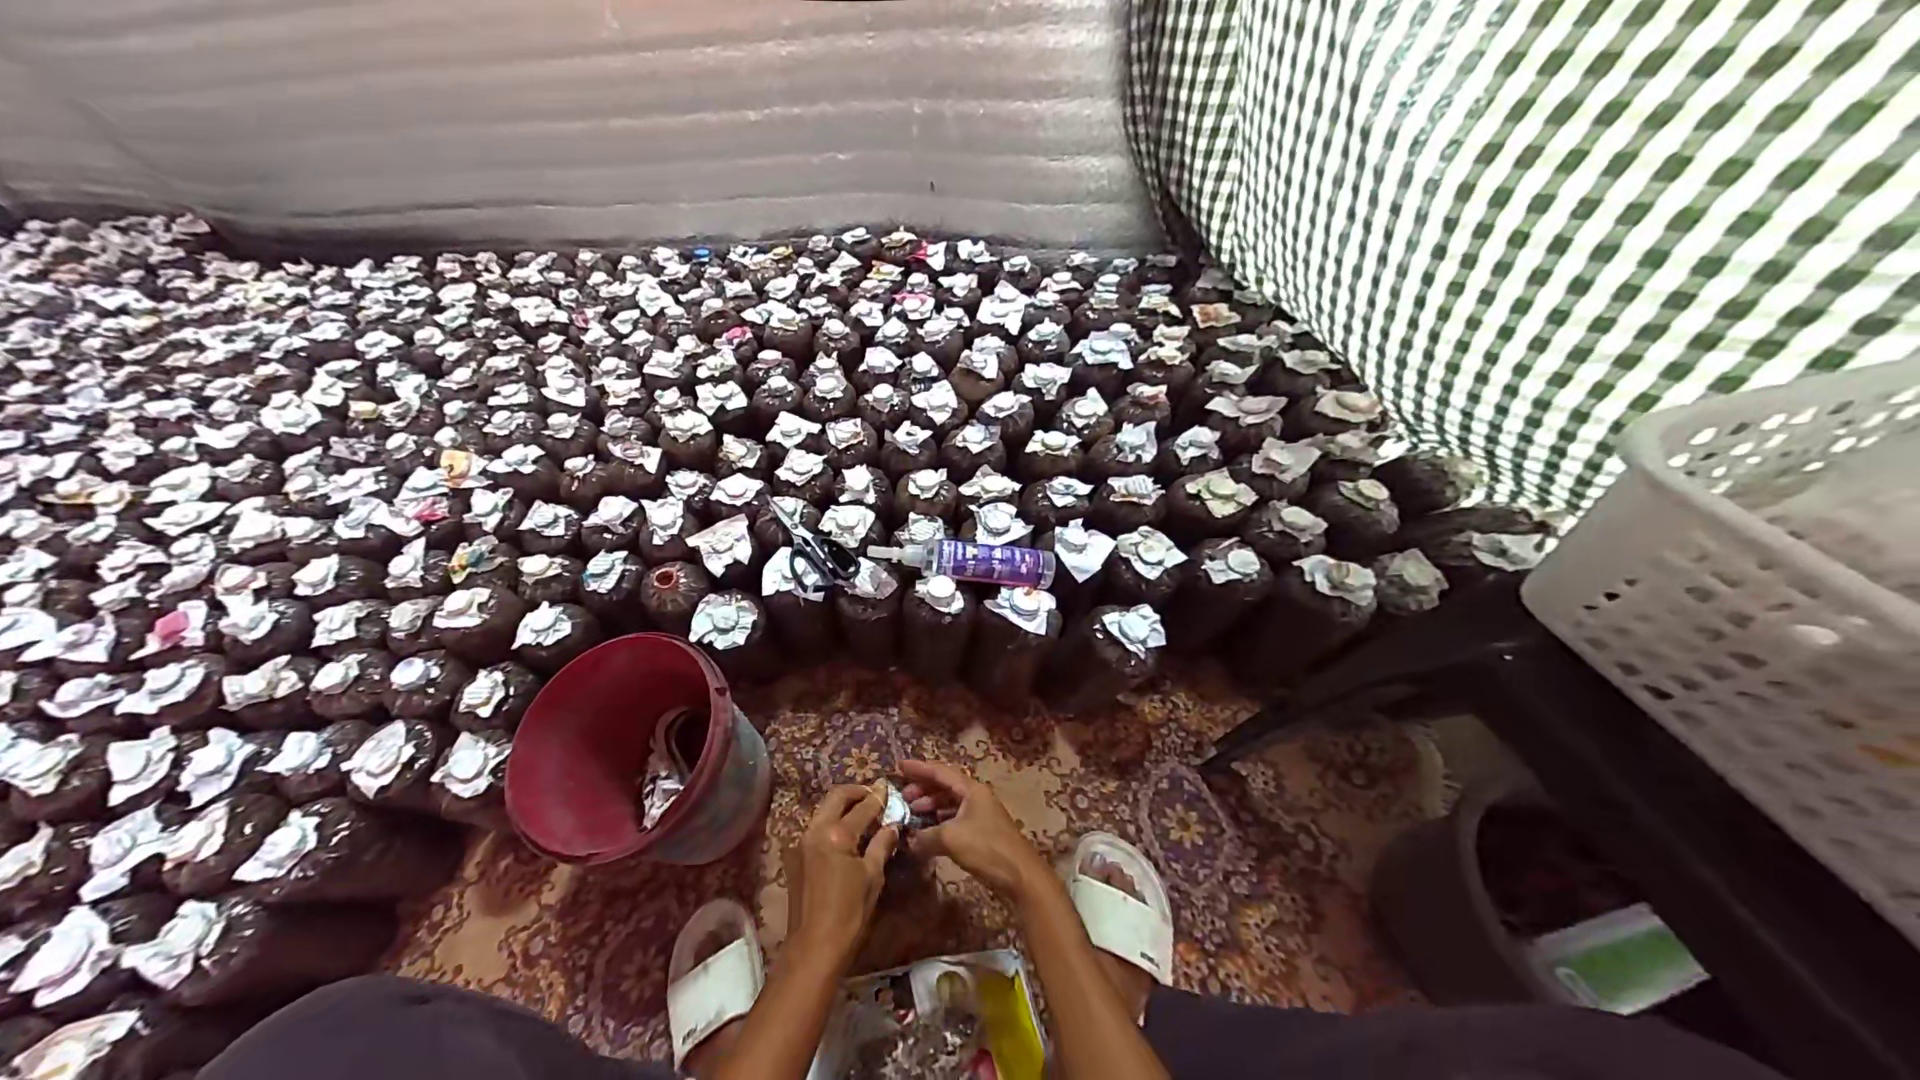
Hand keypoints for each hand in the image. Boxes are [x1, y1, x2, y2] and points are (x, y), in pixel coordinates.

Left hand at [786, 785, 897, 969]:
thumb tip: (892, 824)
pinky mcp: (796, 855)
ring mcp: (802, 841)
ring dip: (843, 806)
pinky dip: (833, 821)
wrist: (814, 946)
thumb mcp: (872, 876)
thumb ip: (882, 844)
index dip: (878, 797)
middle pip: (836, 797)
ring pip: (824, 810)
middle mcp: (815, 830)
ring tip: (864, 813)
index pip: (862, 806)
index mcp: (836, 834)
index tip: (888, 788)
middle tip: (874, 796)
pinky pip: (817, 827)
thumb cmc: (849, 913)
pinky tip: (848, 833)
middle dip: (856, 793)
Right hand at [899, 760, 1048, 898]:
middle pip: (945, 786)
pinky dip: (939, 822)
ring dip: (930, 806)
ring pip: (950, 803)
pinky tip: (927, 831)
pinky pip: (955, 819)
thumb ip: (926, 837)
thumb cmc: (987, 848)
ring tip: (912, 813)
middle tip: (903, 797)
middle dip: (923, 789)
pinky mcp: (982, 833)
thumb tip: (909, 842)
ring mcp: (980, 815)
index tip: (899, 766)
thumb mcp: (951, 838)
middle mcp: (976, 797)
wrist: (1020, 875)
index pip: (941, 772)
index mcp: (972, 789)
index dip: (919, 768)